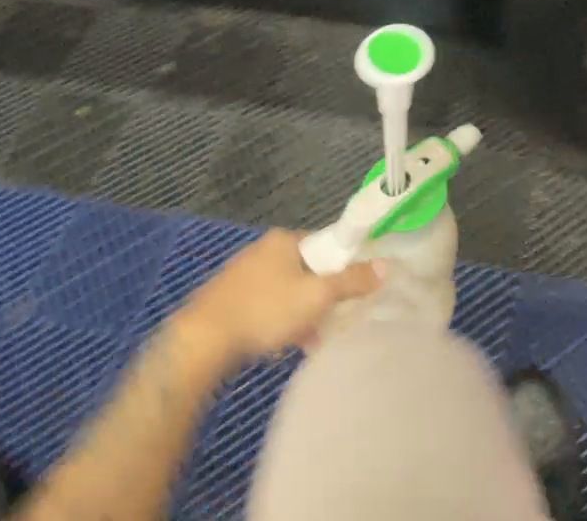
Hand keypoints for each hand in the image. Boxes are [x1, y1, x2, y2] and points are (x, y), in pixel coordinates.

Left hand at [172, 230, 382, 364]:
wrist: (200, 343)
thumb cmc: (264, 311)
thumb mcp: (317, 296)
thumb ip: (352, 280)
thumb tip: (386, 265)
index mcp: (284, 240)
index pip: (325, 244)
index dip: (341, 266)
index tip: (349, 292)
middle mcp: (261, 250)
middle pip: (306, 270)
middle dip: (319, 298)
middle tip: (328, 321)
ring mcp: (240, 275)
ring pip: (285, 292)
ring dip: (299, 314)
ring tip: (306, 341)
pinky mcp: (226, 300)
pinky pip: (264, 307)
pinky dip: (276, 322)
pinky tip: (280, 346)